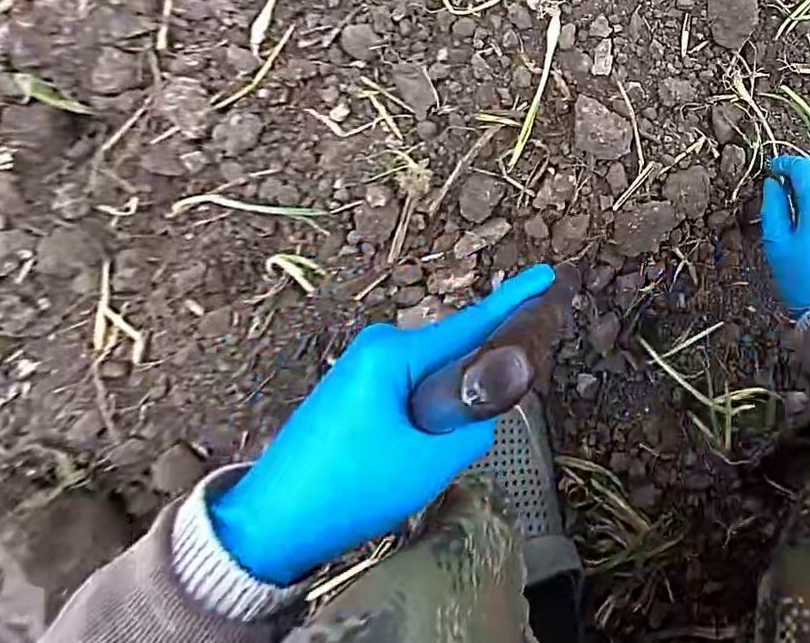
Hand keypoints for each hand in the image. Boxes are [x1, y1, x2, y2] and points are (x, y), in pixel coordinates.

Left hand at [210, 264, 556, 583]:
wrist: (261, 533)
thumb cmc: (345, 492)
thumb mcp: (431, 462)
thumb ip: (478, 426)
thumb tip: (490, 410)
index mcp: (393, 354)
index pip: (473, 321)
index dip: (517, 298)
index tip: (548, 274)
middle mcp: (379, 346)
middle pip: (458, 345)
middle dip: (485, 364)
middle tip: (506, 390)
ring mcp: (364, 363)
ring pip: (436, 366)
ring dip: (454, 389)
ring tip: (445, 434)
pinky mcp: (357, 384)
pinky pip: (415, 378)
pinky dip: (433, 395)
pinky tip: (428, 429)